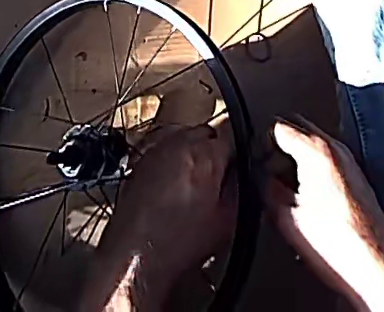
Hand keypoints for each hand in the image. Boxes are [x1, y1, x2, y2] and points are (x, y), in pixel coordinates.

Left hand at [80, 125, 235, 311]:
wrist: (138, 252)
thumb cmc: (180, 242)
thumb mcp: (227, 219)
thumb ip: (241, 187)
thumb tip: (245, 171)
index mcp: (205, 155)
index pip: (232, 135)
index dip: (238, 151)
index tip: (239, 164)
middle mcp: (180, 141)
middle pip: (208, 132)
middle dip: (215, 150)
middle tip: (217, 177)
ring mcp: (159, 146)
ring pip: (186, 137)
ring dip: (193, 153)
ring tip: (194, 184)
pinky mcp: (144, 155)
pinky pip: (167, 147)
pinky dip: (174, 159)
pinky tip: (173, 185)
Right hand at [266, 118, 383, 311]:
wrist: (379, 274)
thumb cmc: (340, 249)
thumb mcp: (285, 217)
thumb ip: (265, 187)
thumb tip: (258, 177)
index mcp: (316, 149)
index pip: (276, 126)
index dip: (260, 144)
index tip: (256, 162)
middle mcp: (336, 148)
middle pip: (296, 128)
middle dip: (278, 147)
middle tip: (267, 172)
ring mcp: (350, 162)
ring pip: (312, 144)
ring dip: (295, 159)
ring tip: (287, 190)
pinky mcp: (358, 178)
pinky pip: (326, 159)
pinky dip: (312, 169)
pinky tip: (308, 200)